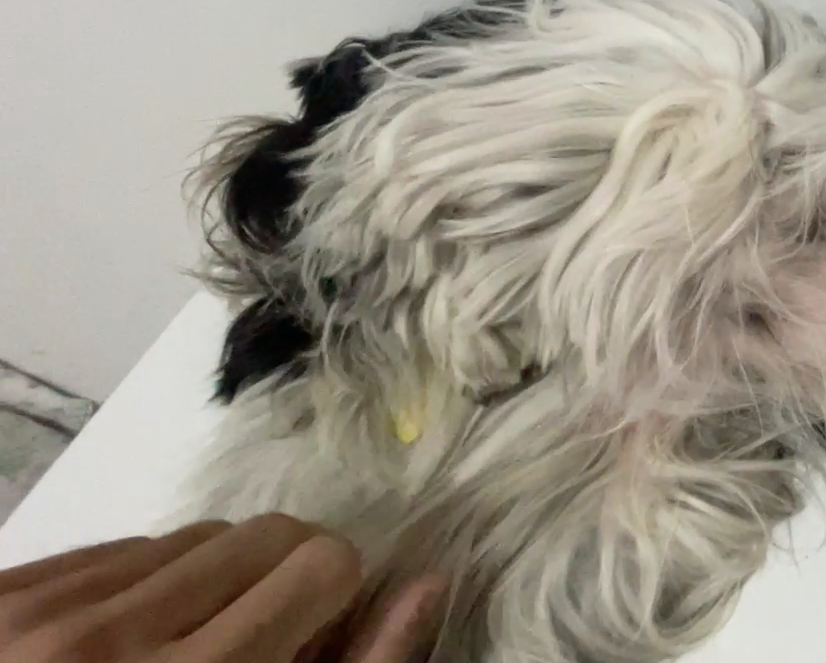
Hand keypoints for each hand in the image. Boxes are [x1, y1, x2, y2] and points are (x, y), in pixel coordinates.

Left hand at [0, 515, 442, 662]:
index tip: (305, 640)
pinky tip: (109, 649)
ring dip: (209, 580)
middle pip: (269, 533)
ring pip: (195, 534)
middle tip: (254, 638)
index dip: (332, 598)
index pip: (324, 561)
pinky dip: (136, 586)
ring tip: (173, 649)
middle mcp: (95, 641)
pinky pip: (112, 550)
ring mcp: (22, 617)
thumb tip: (429, 582)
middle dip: (283, 576)